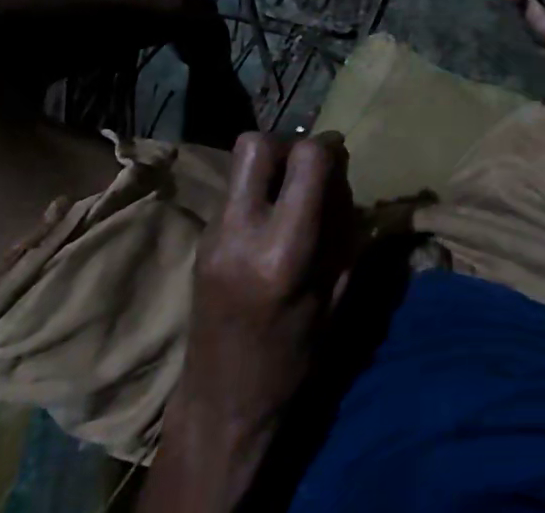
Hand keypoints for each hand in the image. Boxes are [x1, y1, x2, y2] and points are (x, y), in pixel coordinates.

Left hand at [152, 132, 352, 510]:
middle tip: (311, 170)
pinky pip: (233, 189)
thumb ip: (342, 234)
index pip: (305, 161)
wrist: (222, 402)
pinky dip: (259, 188)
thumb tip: (343, 180)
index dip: (329, 148)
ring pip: (240, 162)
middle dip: (289, 143)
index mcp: (282, 252)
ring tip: (295, 196)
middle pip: (257, 144)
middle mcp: (240, 231)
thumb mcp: (334, 301)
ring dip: (273, 164)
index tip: (341, 158)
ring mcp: (213, 232)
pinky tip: (274, 219)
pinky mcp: (202, 238)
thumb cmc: (292, 363)